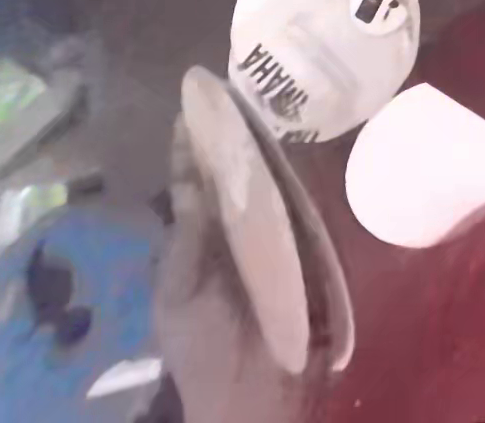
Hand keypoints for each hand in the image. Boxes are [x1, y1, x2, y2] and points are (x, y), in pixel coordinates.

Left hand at [154, 119, 299, 422]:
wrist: (252, 395)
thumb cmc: (204, 346)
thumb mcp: (180, 293)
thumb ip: (186, 237)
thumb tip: (190, 175)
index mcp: (194, 236)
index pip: (192, 179)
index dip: (190, 143)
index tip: (195, 101)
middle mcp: (228, 226)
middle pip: (229, 173)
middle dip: (233, 135)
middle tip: (242, 92)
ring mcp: (264, 233)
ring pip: (262, 183)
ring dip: (265, 150)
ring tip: (272, 109)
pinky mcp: (297, 243)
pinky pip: (296, 204)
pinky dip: (297, 178)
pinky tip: (304, 151)